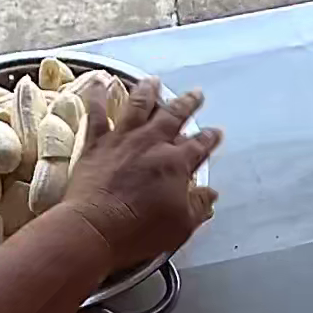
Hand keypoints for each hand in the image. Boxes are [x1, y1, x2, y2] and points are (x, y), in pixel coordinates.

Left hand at [61, 76, 222, 269]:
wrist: (96, 228)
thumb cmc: (140, 231)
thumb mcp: (181, 225)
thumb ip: (198, 206)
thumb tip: (210, 194)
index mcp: (177, 163)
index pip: (200, 145)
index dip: (210, 138)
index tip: (216, 132)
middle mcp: (152, 143)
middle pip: (174, 115)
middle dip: (188, 103)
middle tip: (196, 94)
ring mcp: (123, 139)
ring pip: (139, 105)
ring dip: (149, 91)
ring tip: (154, 81)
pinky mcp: (96, 143)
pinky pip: (97, 112)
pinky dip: (99, 94)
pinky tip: (100, 81)